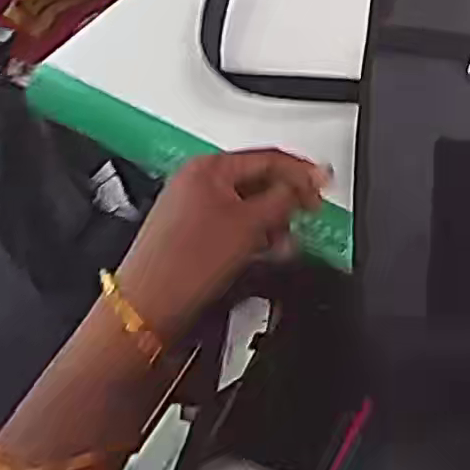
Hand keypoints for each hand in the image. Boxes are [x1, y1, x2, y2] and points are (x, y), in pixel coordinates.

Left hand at [116, 149, 327, 326]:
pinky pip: (234, 221)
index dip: (302, 172)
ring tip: (288, 237)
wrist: (145, 311)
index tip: (323, 184)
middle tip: (310, 209)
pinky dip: (254, 232)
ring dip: (273, 219)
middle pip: (259, 180)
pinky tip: (266, 248)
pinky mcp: (190, 231)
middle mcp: (197, 180)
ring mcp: (191, 205)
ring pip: (248, 203)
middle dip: (287, 198)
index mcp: (209, 167)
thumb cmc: (183, 266)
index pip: (270, 158)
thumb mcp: (251, 224)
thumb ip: (286, 197)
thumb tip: (309, 181)